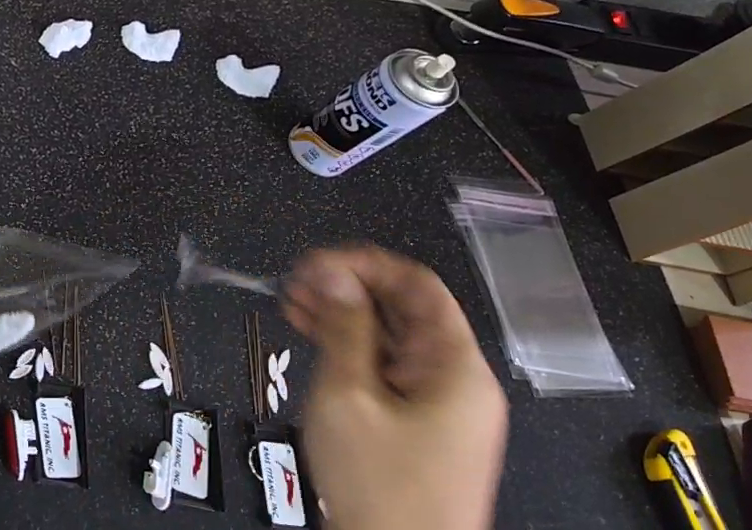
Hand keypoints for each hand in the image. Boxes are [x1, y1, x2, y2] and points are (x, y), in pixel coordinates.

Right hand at [283, 247, 506, 529]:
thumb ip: (343, 326)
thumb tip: (334, 274)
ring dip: (343, 312)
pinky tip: (310, 330)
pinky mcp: (421, 420)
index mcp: (456, 369)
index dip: (364, 264)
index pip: (418, 285)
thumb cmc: (380, 487)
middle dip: (348, 286)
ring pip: (391, 334)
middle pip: (405, 308)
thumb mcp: (348, 394)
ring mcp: (440, 403)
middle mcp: (457, 381)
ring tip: (293, 301)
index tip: (316, 263)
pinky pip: (387, 363)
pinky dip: (349, 343)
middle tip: (297, 280)